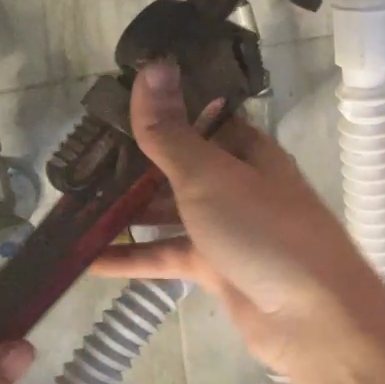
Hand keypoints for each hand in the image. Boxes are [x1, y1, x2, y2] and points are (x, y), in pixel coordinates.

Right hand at [91, 61, 384, 373]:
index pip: (203, 117)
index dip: (163, 108)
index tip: (109, 105)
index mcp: (249, 151)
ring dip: (130, 209)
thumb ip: (172, 131)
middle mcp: (241, 183)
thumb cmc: (265, 231)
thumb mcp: (210, 175)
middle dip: (137, 162)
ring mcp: (230, 228)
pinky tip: (88, 258)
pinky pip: (170, 256)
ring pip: (173, 211)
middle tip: (77, 156)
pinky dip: (134, 257)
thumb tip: (152, 66)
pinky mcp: (219, 270)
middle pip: (183, 165)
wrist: (312, 317)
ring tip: (72, 203)